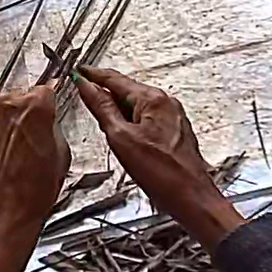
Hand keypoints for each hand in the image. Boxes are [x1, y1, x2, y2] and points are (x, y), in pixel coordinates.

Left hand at [0, 86, 70, 271]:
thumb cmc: (30, 191)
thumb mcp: (61, 155)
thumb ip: (53, 127)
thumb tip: (48, 120)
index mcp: (35, 105)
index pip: (47, 90)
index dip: (50, 104)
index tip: (51, 111)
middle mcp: (6, 104)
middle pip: (22, 97)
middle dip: (29, 113)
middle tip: (36, 138)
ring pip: (3, 108)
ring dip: (10, 122)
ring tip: (19, 150)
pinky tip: (4, 155)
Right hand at [74, 66, 244, 249]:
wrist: (192, 200)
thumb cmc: (162, 173)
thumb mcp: (120, 138)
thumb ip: (101, 108)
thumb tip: (86, 86)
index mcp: (153, 99)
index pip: (115, 79)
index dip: (93, 74)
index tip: (78, 71)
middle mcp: (166, 102)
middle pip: (126, 90)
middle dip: (104, 92)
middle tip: (83, 93)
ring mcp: (172, 116)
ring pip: (136, 104)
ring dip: (117, 107)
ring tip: (100, 117)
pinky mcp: (174, 130)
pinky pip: (146, 116)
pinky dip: (130, 119)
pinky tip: (122, 132)